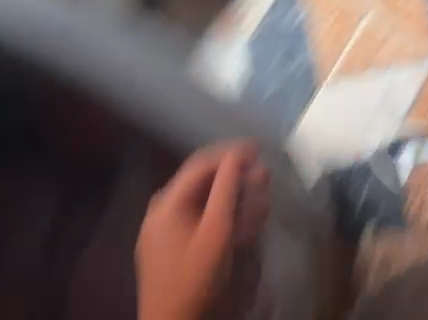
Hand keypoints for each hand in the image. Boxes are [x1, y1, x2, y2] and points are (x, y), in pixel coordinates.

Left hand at [136, 140, 269, 319]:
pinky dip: (225, 218)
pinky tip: (248, 222)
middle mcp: (162, 211)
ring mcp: (166, 232)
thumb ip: (227, 188)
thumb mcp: (216, 231)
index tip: (259, 149)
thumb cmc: (195, 278)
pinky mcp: (174, 250)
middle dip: (236, 177)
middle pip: (203, 183)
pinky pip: (201, 223)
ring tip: (263, 196)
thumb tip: (238, 153)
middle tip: (264, 174)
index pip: (201, 163)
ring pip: (205, 204)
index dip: (231, 152)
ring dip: (235, 198)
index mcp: (167, 202)